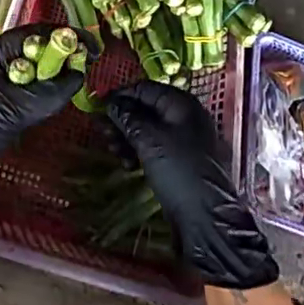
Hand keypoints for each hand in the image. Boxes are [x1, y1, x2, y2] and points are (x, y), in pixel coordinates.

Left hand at [0, 23, 94, 211]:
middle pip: (39, 46)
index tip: (92, 49)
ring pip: (35, 65)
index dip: (68, 38)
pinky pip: (29, 81)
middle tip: (88, 65)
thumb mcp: (18, 110)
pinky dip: (44, 85)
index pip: (39, 33)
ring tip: (76, 80)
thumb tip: (79, 75)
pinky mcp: (0, 93)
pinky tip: (57, 93)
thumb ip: (51, 91)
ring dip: (55, 71)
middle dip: (64, 54)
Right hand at [105, 81, 277, 289]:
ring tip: (113, 151)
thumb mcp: (150, 141)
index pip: (146, 89)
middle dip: (122, 119)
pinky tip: (128, 166)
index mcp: (182, 104)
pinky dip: (139, 152)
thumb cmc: (179, 171)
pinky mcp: (180, 159)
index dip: (122, 95)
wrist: (205, 216)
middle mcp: (185, 116)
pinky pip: (155, 147)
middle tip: (102, 132)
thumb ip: (129, 119)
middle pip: (146, 109)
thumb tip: (112, 105)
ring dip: (127, 137)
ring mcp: (184, 139)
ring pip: (148, 129)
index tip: (98, 106)